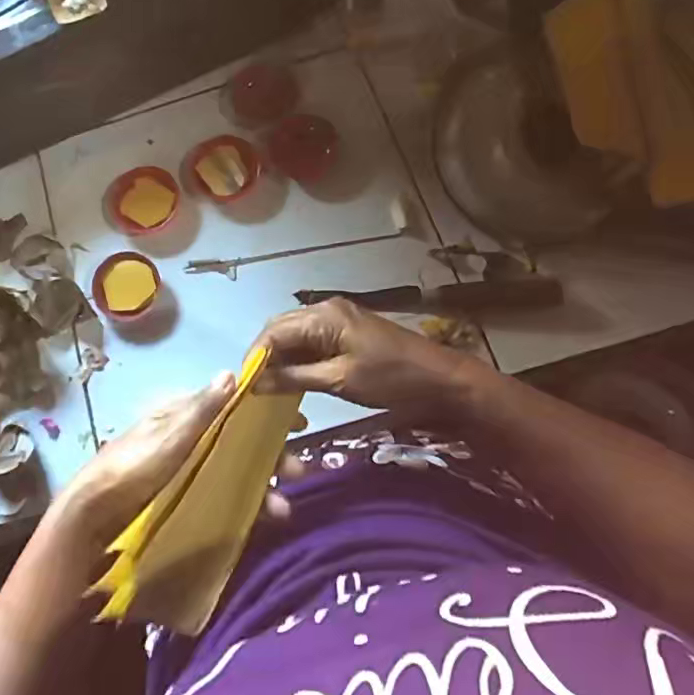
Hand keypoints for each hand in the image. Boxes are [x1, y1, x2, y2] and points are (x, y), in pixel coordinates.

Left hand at [50, 373, 299, 552]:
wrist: (96, 514)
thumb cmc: (133, 468)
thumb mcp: (169, 438)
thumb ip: (200, 410)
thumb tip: (232, 373)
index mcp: (180, 415)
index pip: (229, 405)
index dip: (262, 412)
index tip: (297, 423)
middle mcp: (186, 437)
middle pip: (237, 440)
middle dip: (270, 454)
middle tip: (299, 472)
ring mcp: (185, 468)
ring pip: (234, 469)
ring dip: (262, 484)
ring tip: (283, 508)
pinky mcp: (184, 496)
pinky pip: (223, 494)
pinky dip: (246, 503)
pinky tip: (263, 519)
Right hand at [254, 298, 482, 418]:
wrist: (448, 382)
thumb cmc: (393, 380)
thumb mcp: (339, 381)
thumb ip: (294, 378)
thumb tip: (256, 383)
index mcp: (323, 316)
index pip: (273, 332)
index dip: (256, 357)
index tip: (245, 385)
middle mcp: (325, 309)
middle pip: (280, 329)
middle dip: (265, 355)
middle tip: (256, 386)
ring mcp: (337, 317)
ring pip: (293, 334)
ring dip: (281, 357)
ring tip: (271, 384)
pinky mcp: (347, 330)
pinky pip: (310, 339)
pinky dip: (299, 357)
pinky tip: (294, 377)